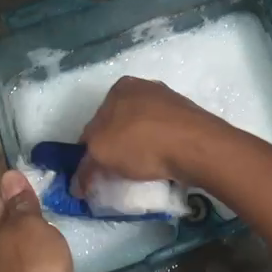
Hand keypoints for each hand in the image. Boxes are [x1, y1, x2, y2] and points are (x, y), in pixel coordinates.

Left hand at [0, 167, 79, 271]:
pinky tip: (64, 246)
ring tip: (62, 209)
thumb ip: (21, 204)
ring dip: (39, 230)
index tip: (27, 157)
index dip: (11, 178)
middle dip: (26, 204)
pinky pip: (39, 264)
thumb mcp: (29, 228)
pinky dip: (49, 253)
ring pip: (25, 245)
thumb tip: (8, 175)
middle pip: (9, 222)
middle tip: (52, 180)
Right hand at [79, 76, 233, 186]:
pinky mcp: (186, 116)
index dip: (90, 149)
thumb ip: (84, 167)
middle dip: (114, 147)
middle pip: (118, 123)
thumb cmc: (141, 142)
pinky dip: (157, 148)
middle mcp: (143, 86)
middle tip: (114, 174)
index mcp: (119, 87)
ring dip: (136, 148)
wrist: (194, 144)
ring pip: (141, 129)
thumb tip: (76, 185)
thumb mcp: (100, 154)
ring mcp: (167, 99)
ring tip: (139, 172)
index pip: (94, 122)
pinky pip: (162, 134)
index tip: (93, 171)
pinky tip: (159, 164)